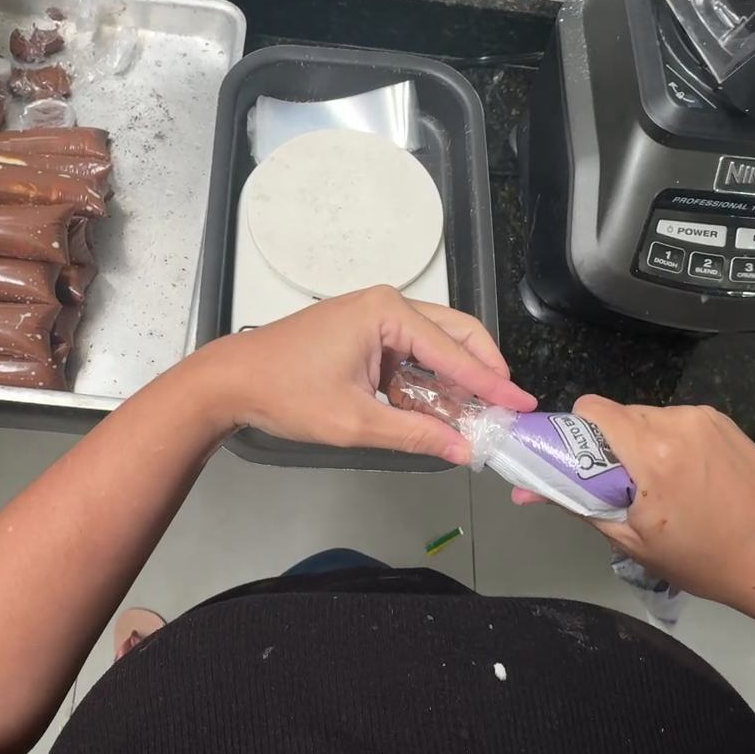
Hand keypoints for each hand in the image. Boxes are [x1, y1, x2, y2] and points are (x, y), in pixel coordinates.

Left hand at [192, 287, 535, 462]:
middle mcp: (386, 303)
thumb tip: (464, 450)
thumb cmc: (286, 394)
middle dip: (481, 371)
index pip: (454, 350)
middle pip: (454, 334)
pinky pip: (409, 351)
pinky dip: (426, 378)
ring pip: (433, 343)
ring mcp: (373, 315)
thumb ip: (414, 434)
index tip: (523, 404)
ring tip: (478, 414)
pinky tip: (438, 407)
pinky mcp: (363, 331)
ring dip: (455, 377)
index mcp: (386, 313)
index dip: (491, 383)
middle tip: (505, 408)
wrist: (231, 380)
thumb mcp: (355, 422)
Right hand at [518, 396, 754, 610]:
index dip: (574, 434)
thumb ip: (576, 505)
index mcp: (651, 451)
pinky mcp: (723, 421)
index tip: (578, 466)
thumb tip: (522, 492)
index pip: (591, 410)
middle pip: (616, 416)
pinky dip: (667, 445)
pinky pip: (674, 423)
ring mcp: (703, 418)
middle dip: (608, 447)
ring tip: (662, 490)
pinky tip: (689, 481)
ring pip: (645, 419)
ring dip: (639, 446)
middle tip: (622, 490)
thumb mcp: (632, 541)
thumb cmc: (708, 561)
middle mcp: (676, 422)